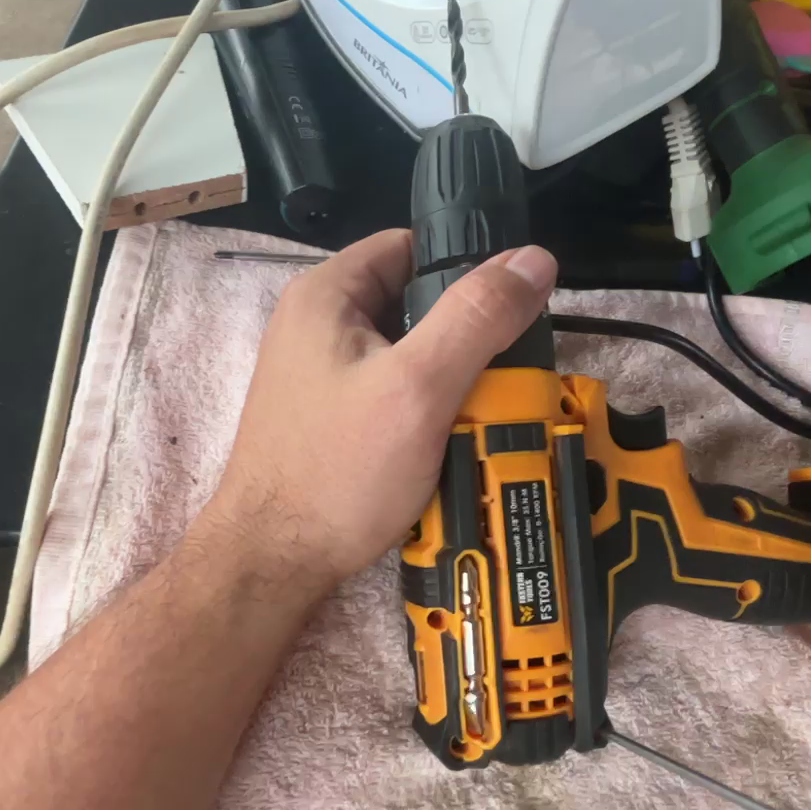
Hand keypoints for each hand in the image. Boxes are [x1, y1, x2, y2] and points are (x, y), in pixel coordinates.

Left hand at [198, 229, 557, 596]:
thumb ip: (477, 318)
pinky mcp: (329, 415)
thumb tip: (534, 257)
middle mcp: (315, 325)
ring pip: (406, 350)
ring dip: (449, 371)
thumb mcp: (418, 388)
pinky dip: (426, 403)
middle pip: (410, 300)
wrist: (275, 562)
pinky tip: (453, 432)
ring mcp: (319, 373)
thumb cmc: (338, 472)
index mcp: (325, 295)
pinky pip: (391, 390)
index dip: (465, 264)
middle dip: (463, 328)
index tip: (513, 302)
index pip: (408, 247)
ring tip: (490, 402)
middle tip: (509, 364)